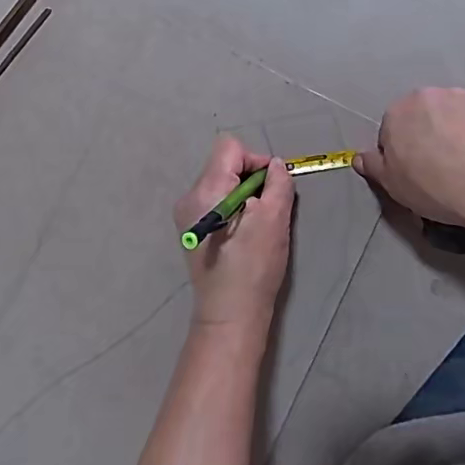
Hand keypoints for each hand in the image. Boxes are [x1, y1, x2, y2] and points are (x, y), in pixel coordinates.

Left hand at [174, 136, 291, 328]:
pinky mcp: (192, 230)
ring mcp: (187, 215)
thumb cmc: (253, 267)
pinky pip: (216, 201)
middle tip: (268, 207)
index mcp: (205, 191)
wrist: (231, 316)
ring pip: (222, 183)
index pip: (229, 148)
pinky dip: (235, 207)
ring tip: (258, 224)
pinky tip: (244, 234)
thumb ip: (278, 183)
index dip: (255, 160)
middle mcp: (189, 198)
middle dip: (251, 178)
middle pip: (224, 164)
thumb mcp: (274, 219)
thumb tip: (275, 166)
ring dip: (244, 194)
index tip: (270, 186)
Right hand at [357, 87, 464, 239]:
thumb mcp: (395, 187)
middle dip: (427, 136)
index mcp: (396, 112)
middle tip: (441, 167)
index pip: (391, 131)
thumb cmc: (439, 187)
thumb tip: (360, 157)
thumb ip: (375, 167)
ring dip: (453, 129)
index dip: (403, 154)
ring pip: (449, 113)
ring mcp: (459, 94)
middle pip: (421, 116)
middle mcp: (426, 95)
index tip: (416, 173)